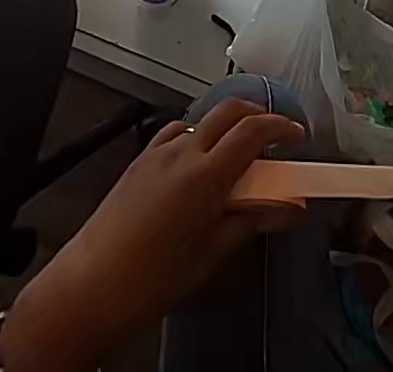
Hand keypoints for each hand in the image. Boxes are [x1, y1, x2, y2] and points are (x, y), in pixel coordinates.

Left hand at [0, 99, 304, 371]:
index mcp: (206, 175)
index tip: (298, 134)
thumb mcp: (213, 251)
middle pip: (228, 110)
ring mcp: (159, 151)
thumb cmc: (157, 276)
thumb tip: (290, 208)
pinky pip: (176, 131)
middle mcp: (183, 151)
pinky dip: (196, 134)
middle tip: (275, 134)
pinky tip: (197, 158)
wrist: (93, 281)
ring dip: (226, 124)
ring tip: (237, 152)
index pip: (252, 132)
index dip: (280, 126)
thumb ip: (253, 220)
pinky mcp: (141, 157)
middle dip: (257, 113)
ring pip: (202, 118)